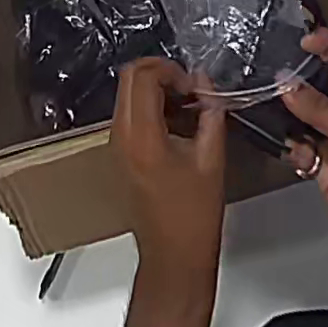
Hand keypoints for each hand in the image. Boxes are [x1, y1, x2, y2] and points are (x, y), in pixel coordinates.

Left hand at [111, 57, 225, 283]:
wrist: (172, 257)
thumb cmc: (194, 215)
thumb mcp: (212, 160)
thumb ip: (211, 115)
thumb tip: (205, 83)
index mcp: (141, 135)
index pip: (142, 77)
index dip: (169, 70)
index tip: (193, 85)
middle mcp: (120, 133)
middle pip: (127, 76)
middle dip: (158, 71)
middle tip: (187, 85)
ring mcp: (115, 141)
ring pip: (125, 91)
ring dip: (153, 86)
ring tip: (185, 102)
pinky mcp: (118, 150)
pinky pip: (127, 111)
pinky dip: (148, 103)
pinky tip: (175, 120)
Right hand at [282, 28, 327, 293]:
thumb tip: (290, 86)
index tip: (304, 38)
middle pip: (323, 80)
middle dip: (300, 71)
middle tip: (277, 66)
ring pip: (305, 110)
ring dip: (289, 108)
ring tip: (274, 105)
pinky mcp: (324, 167)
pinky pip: (297, 144)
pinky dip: (289, 144)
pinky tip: (293, 150)